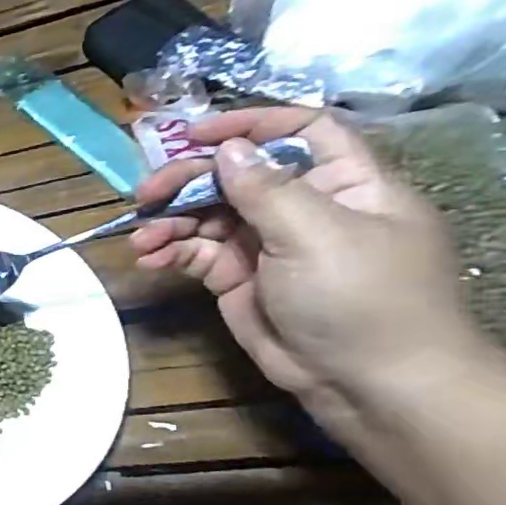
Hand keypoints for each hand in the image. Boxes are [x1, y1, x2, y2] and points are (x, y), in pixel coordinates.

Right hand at [128, 108, 473, 405]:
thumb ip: (267, 190)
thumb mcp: (317, 235)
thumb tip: (228, 149)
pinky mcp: (236, 277)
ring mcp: (266, 244)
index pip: (300, 132)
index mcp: (343, 185)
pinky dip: (168, 253)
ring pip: (206, 215)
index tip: (195, 135)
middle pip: (235, 175)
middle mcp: (302, 208)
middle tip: (143, 195)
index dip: (251, 125)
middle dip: (186, 181)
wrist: (364, 379)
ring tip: (141, 240)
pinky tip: (148, 260)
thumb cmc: (361, 298)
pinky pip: (193, 252)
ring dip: (168, 222)